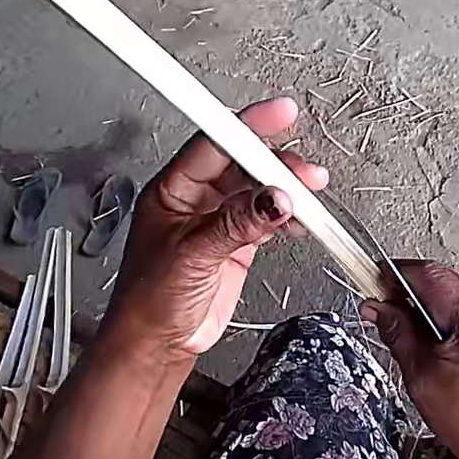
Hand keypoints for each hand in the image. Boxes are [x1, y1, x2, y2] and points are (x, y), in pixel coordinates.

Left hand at [105, 97, 326, 355]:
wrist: (157, 344)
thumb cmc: (149, 301)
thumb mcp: (191, 256)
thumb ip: (235, 225)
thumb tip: (274, 199)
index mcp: (172, 190)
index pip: (213, 145)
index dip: (248, 126)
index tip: (280, 114)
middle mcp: (196, 199)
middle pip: (243, 164)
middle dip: (276, 164)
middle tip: (305, 173)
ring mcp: (219, 219)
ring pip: (259, 190)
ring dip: (287, 191)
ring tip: (309, 196)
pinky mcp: (237, 242)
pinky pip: (268, 217)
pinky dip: (288, 216)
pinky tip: (300, 221)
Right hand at [362, 263, 458, 458]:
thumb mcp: (421, 376)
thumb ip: (397, 333)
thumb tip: (378, 309)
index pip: (428, 275)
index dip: (396, 274)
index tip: (375, 281)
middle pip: (443, 281)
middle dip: (410, 292)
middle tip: (385, 309)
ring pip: (457, 294)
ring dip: (430, 306)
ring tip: (412, 334)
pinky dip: (449, 317)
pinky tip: (436, 343)